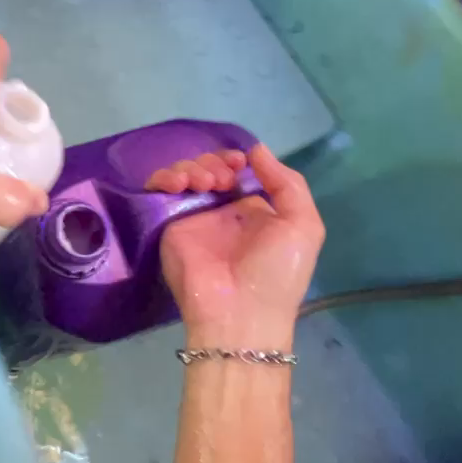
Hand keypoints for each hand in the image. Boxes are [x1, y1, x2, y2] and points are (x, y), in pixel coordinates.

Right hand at [150, 145, 323, 346]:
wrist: (239, 312)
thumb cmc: (277, 272)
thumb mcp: (303, 226)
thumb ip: (287, 183)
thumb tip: (256, 150)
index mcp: (251, 209)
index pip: (236, 170)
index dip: (234, 160)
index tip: (238, 164)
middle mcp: (220, 210)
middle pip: (208, 166)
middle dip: (213, 162)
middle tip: (220, 180)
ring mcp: (191, 216)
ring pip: (182, 173)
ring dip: (191, 167)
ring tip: (202, 183)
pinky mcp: (167, 224)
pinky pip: (158, 190)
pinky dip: (164, 177)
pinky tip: (178, 183)